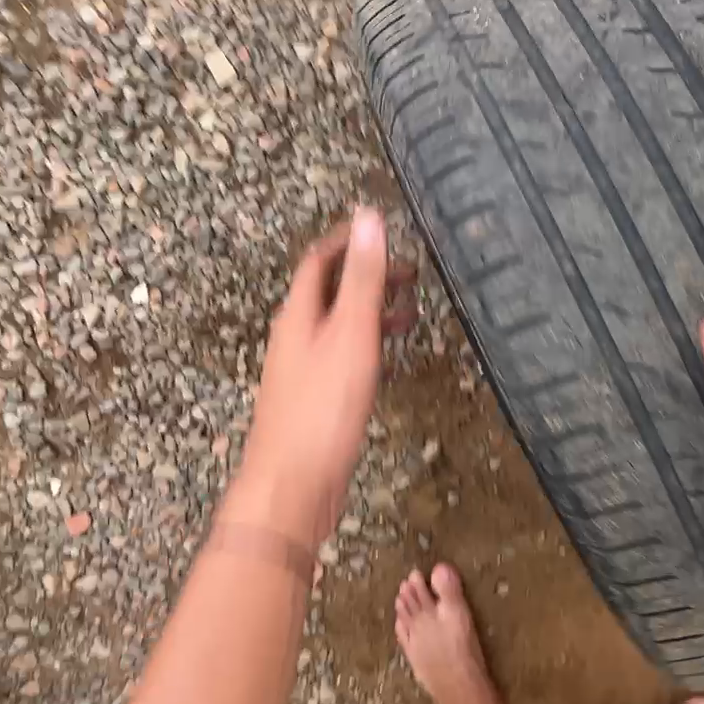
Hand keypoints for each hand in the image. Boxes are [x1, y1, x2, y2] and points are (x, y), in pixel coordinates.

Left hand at [241, 207, 416, 517]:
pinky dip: (368, 347)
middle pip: (329, 292)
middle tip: (409, 275)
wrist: (292, 486)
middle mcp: (295, 337)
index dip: (346, 241)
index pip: (318, 260)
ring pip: (338, 326)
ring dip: (371, 313)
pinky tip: (389, 363)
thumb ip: (362, 277)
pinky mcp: (314, 400)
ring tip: (411, 316)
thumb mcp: (350, 334)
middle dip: (367, 277)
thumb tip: (367, 217)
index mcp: (299, 315)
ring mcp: (302, 370)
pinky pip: (343, 358)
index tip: (381, 232)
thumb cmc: (322, 408)